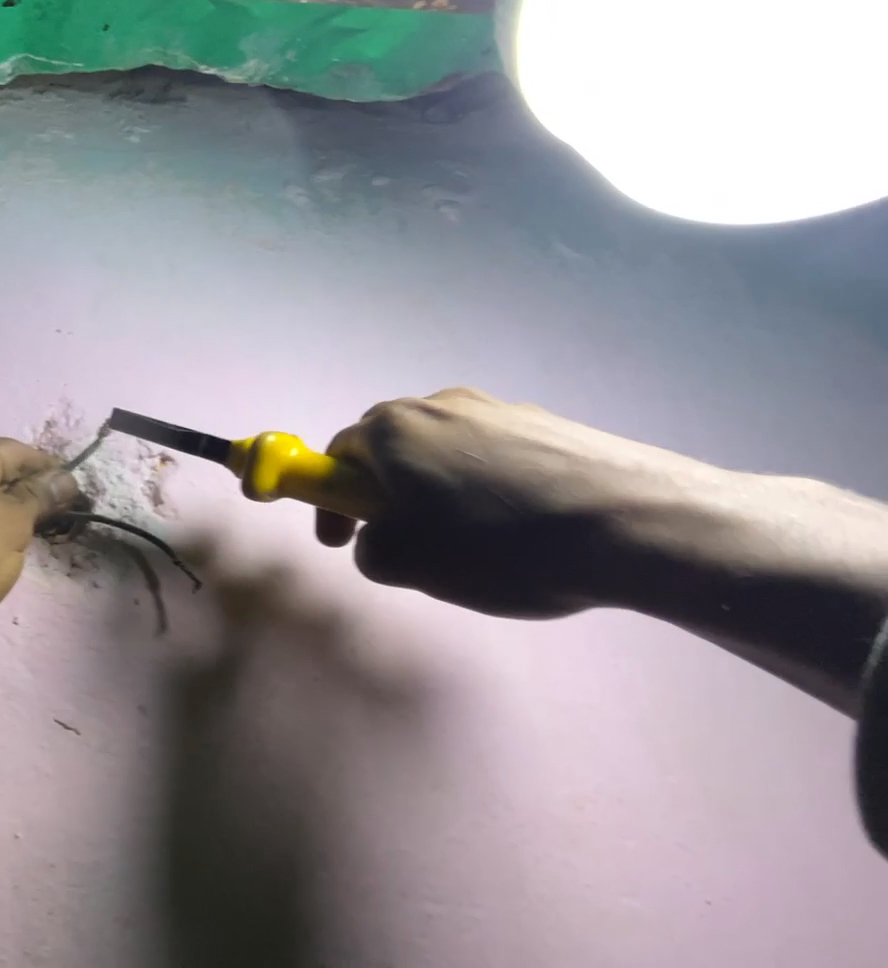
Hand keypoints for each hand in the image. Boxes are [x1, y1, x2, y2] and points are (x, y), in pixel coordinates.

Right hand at [313, 387, 721, 617]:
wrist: (642, 527)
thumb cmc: (500, 544)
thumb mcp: (407, 564)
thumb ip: (367, 550)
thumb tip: (379, 539)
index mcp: (392, 429)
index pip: (334, 455)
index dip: (328, 500)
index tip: (342, 540)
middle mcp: (438, 405)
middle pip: (388, 447)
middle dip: (382, 492)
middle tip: (401, 539)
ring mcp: (500, 409)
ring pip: (442, 451)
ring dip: (435, 489)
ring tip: (469, 541)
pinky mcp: (551, 425)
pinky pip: (492, 455)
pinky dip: (484, 487)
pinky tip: (518, 530)